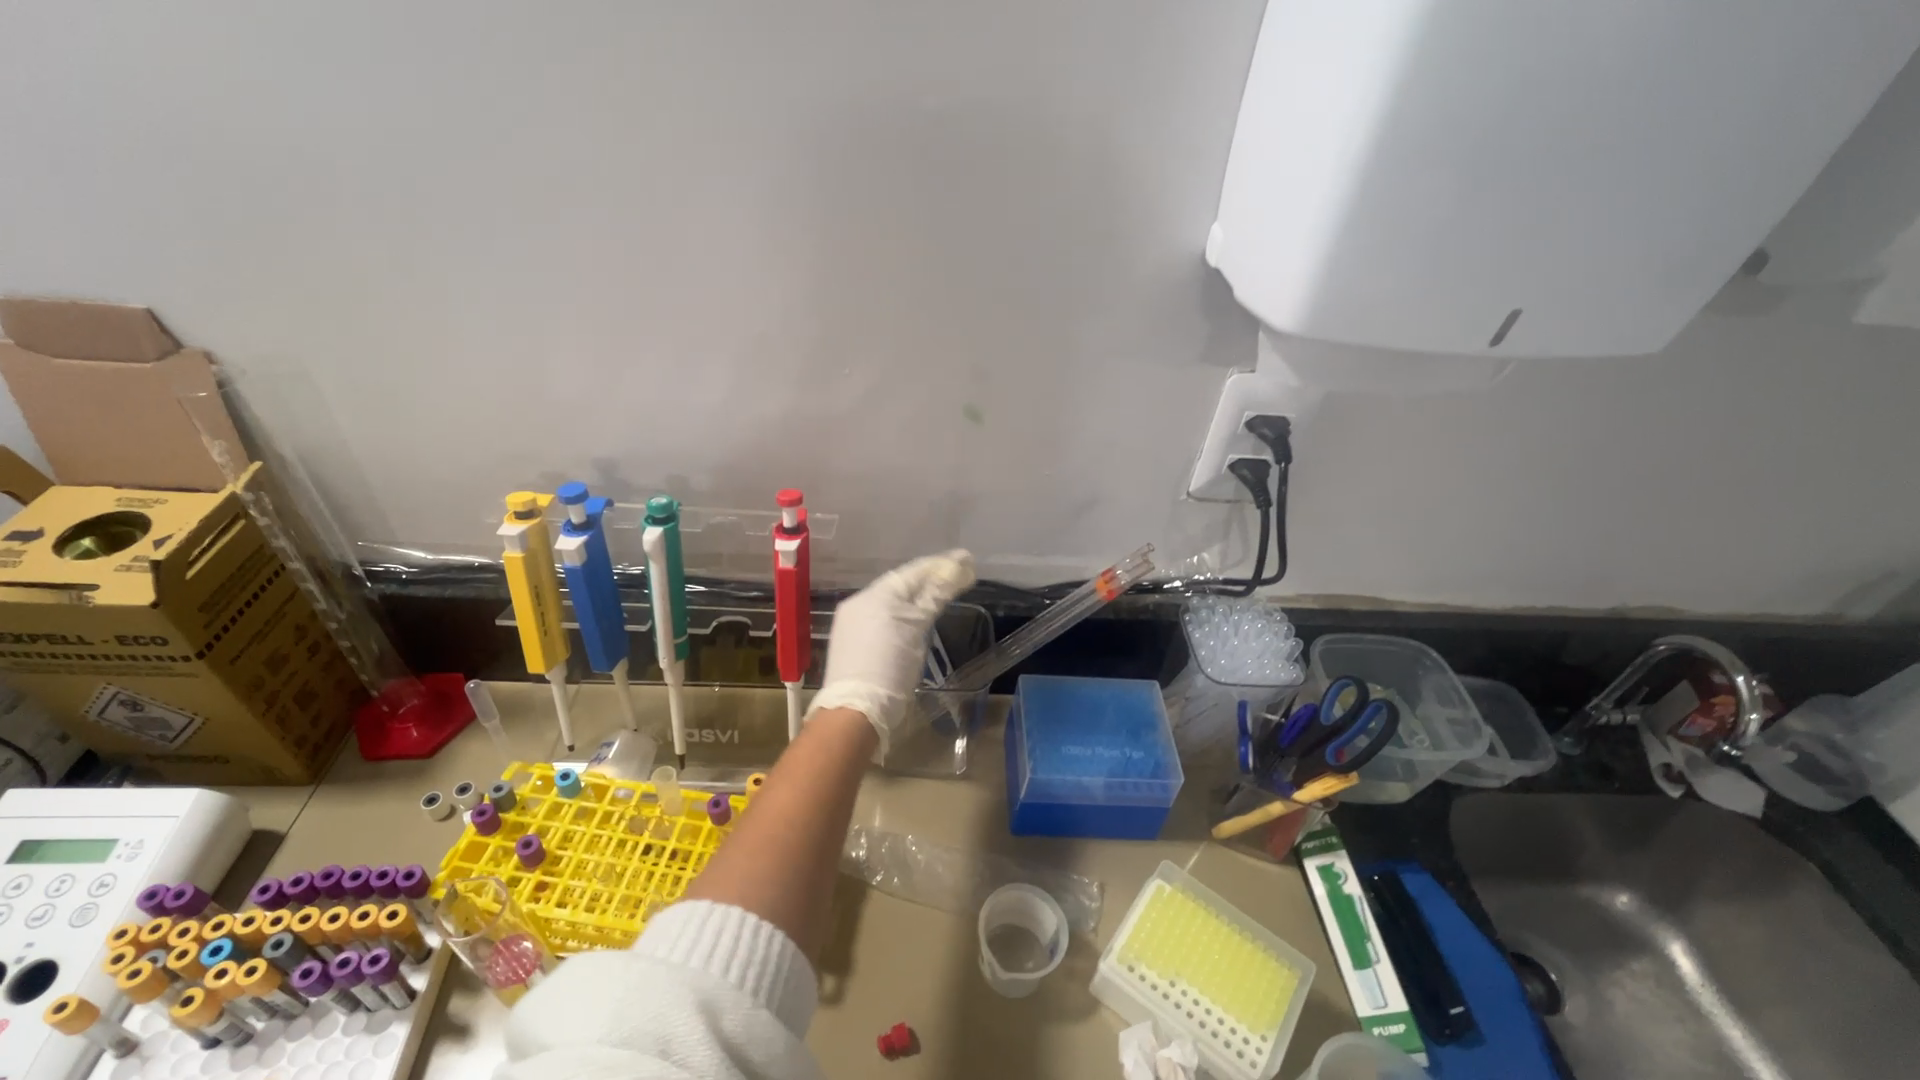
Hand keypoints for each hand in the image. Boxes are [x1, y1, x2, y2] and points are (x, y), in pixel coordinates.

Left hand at [806, 549, 975, 758]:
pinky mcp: (849, 643)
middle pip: (900, 585)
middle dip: (928, 579)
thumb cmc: (890, 669)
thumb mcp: (917, 630)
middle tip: (956, 576)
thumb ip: (934, 596)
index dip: (940, 565)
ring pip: (889, 602)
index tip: (965, 560)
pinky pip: (880, 618)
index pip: (913, 572)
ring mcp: (851, 623)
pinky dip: (901, 614)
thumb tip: (954, 568)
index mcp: (875, 595)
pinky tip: (913, 619)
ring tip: (939, 594)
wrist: (855, 711)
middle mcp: (859, 603)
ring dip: (915, 597)